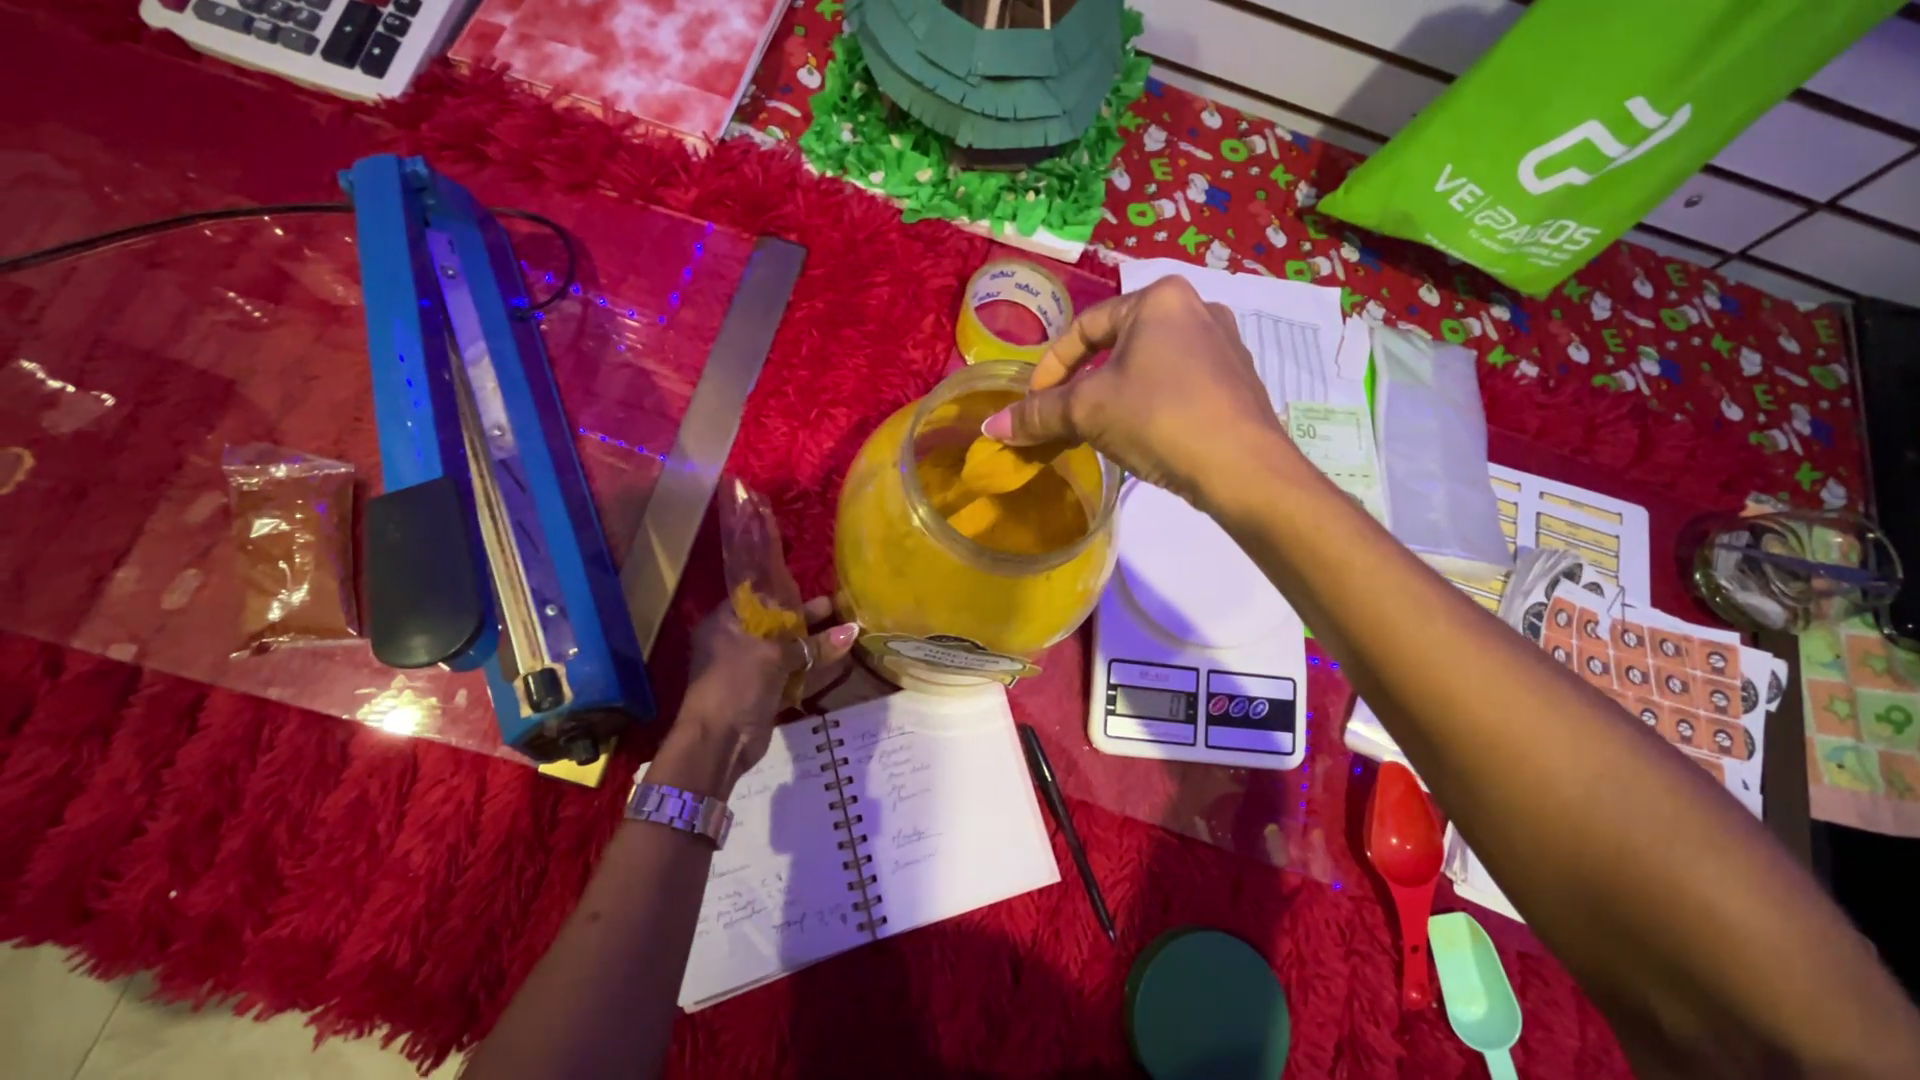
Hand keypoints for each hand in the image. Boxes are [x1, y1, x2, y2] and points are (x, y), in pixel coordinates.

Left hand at [657, 597, 857, 795]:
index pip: (757, 600)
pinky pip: (793, 677)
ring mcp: (750, 671)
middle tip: (837, 607)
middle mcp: (735, 643)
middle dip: (807, 619)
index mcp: (725, 624)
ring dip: (815, 647)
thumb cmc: (736, 683)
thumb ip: (812, 644)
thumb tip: (851, 630)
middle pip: (776, 626)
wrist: (718, 741)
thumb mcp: (774, 656)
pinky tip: (841, 662)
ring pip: (788, 653)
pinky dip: (813, 672)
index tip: (815, 587)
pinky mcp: (765, 694)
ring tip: (849, 632)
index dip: (786, 594)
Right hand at [980, 276, 1297, 507]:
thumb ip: (1039, 415)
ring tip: (1100, 428)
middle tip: (1064, 416)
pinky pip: (1181, 384)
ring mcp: (1225, 345)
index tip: (1033, 403)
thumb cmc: (1160, 419)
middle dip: (1085, 381)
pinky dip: (1152, 403)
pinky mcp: (1240, 381)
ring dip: (1118, 393)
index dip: (1050, 367)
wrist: (1244, 468)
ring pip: (1151, 365)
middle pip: (1119, 344)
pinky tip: (1145, 436)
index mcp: (1159, 298)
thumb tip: (992, 428)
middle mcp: (1198, 308)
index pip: (1085, 327)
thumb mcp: (1088, 412)